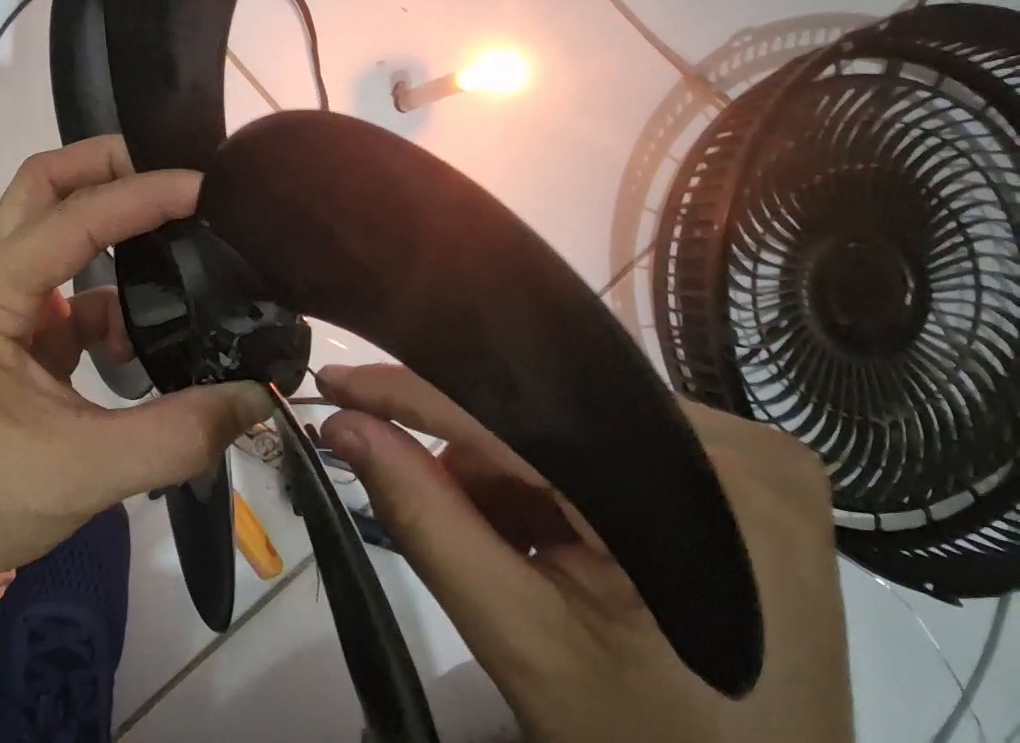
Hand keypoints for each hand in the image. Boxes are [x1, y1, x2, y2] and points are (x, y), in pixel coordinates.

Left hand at [0, 137, 274, 589]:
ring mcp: (4, 300)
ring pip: (55, 223)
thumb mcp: (88, 470)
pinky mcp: (23, 327)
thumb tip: (258, 395)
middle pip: (43, 186)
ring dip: (113, 218)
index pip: (70, 219)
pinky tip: (147, 336)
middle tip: (176, 175)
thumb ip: (178, 434)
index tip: (202, 189)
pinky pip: (74, 283)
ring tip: (182, 229)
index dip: (138, 196)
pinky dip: (115, 292)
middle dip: (107, 164)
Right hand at [314, 364, 852, 742]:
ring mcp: (758, 461)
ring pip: (571, 429)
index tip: (331, 384)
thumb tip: (345, 427)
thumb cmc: (645, 742)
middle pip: (546, 416)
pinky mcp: (754, 481)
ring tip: (503, 552)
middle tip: (422, 506)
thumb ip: (425, 518)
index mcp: (694, 486)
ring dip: (510, 478)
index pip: (513, 414)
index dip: (409, 392)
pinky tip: (548, 546)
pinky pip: (611, 450)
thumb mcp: (519, 633)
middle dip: (470, 459)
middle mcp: (743, 447)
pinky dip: (556, 489)